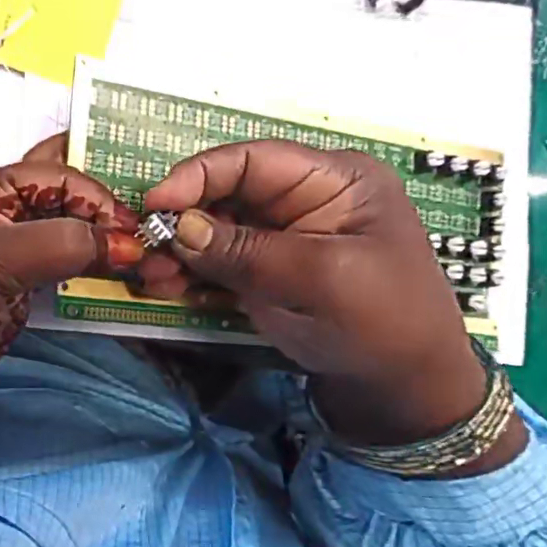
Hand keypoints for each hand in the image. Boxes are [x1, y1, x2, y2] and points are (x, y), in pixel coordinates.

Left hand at [0, 137, 144, 406]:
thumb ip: (63, 243)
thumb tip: (125, 244)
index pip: (60, 175)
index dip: (99, 197)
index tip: (131, 229)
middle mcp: (4, 207)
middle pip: (69, 195)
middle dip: (107, 210)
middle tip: (145, 232)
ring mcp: (16, 242)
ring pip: (71, 226)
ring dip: (104, 237)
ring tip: (138, 254)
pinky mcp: (24, 273)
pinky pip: (67, 257)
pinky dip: (93, 262)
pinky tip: (116, 270)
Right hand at [138, 140, 520, 463]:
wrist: (398, 386)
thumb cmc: (380, 322)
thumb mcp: (318, 279)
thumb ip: (246, 250)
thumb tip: (179, 227)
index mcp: (331, 180)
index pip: (252, 160)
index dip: (198, 175)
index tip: (156, 203)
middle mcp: (299, 199)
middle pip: (222, 193)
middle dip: (181, 220)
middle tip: (148, 253)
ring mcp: (276, 235)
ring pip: (209, 228)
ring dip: (177, 251)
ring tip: (154, 278)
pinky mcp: (258, 268)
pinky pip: (211, 260)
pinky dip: (186, 273)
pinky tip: (167, 289)